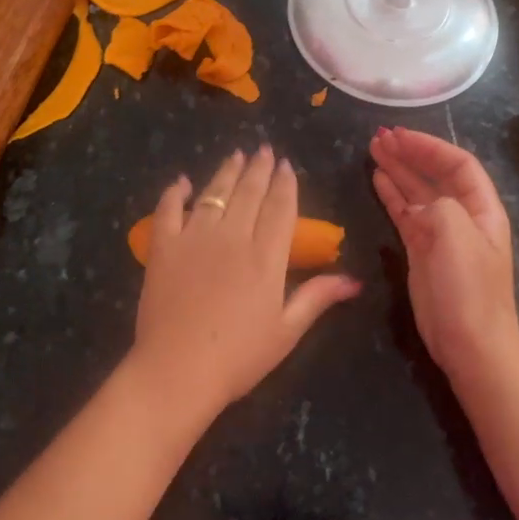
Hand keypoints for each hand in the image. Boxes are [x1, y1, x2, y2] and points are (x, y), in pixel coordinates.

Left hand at [129, 146, 360, 417]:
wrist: (177, 370)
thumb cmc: (239, 357)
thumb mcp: (287, 331)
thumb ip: (317, 298)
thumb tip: (354, 280)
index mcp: (266, 256)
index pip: (280, 208)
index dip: (285, 184)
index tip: (286, 165)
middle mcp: (233, 237)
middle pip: (249, 193)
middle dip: (259, 168)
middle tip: (264, 149)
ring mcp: (194, 238)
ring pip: (214, 194)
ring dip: (226, 172)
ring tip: (236, 155)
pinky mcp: (163, 248)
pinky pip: (168, 210)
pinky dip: (175, 192)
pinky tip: (182, 182)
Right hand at [370, 128, 518, 379]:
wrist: (469, 345)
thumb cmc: (468, 289)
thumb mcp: (457, 235)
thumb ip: (438, 205)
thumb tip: (418, 206)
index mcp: (482, 209)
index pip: (458, 164)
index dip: (430, 146)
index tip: (400, 135)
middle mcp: (463, 216)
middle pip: (435, 174)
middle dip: (410, 153)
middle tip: (378, 137)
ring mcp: (442, 235)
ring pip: (417, 192)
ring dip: (398, 170)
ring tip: (372, 149)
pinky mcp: (423, 253)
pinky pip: (406, 215)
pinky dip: (392, 196)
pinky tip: (377, 179)